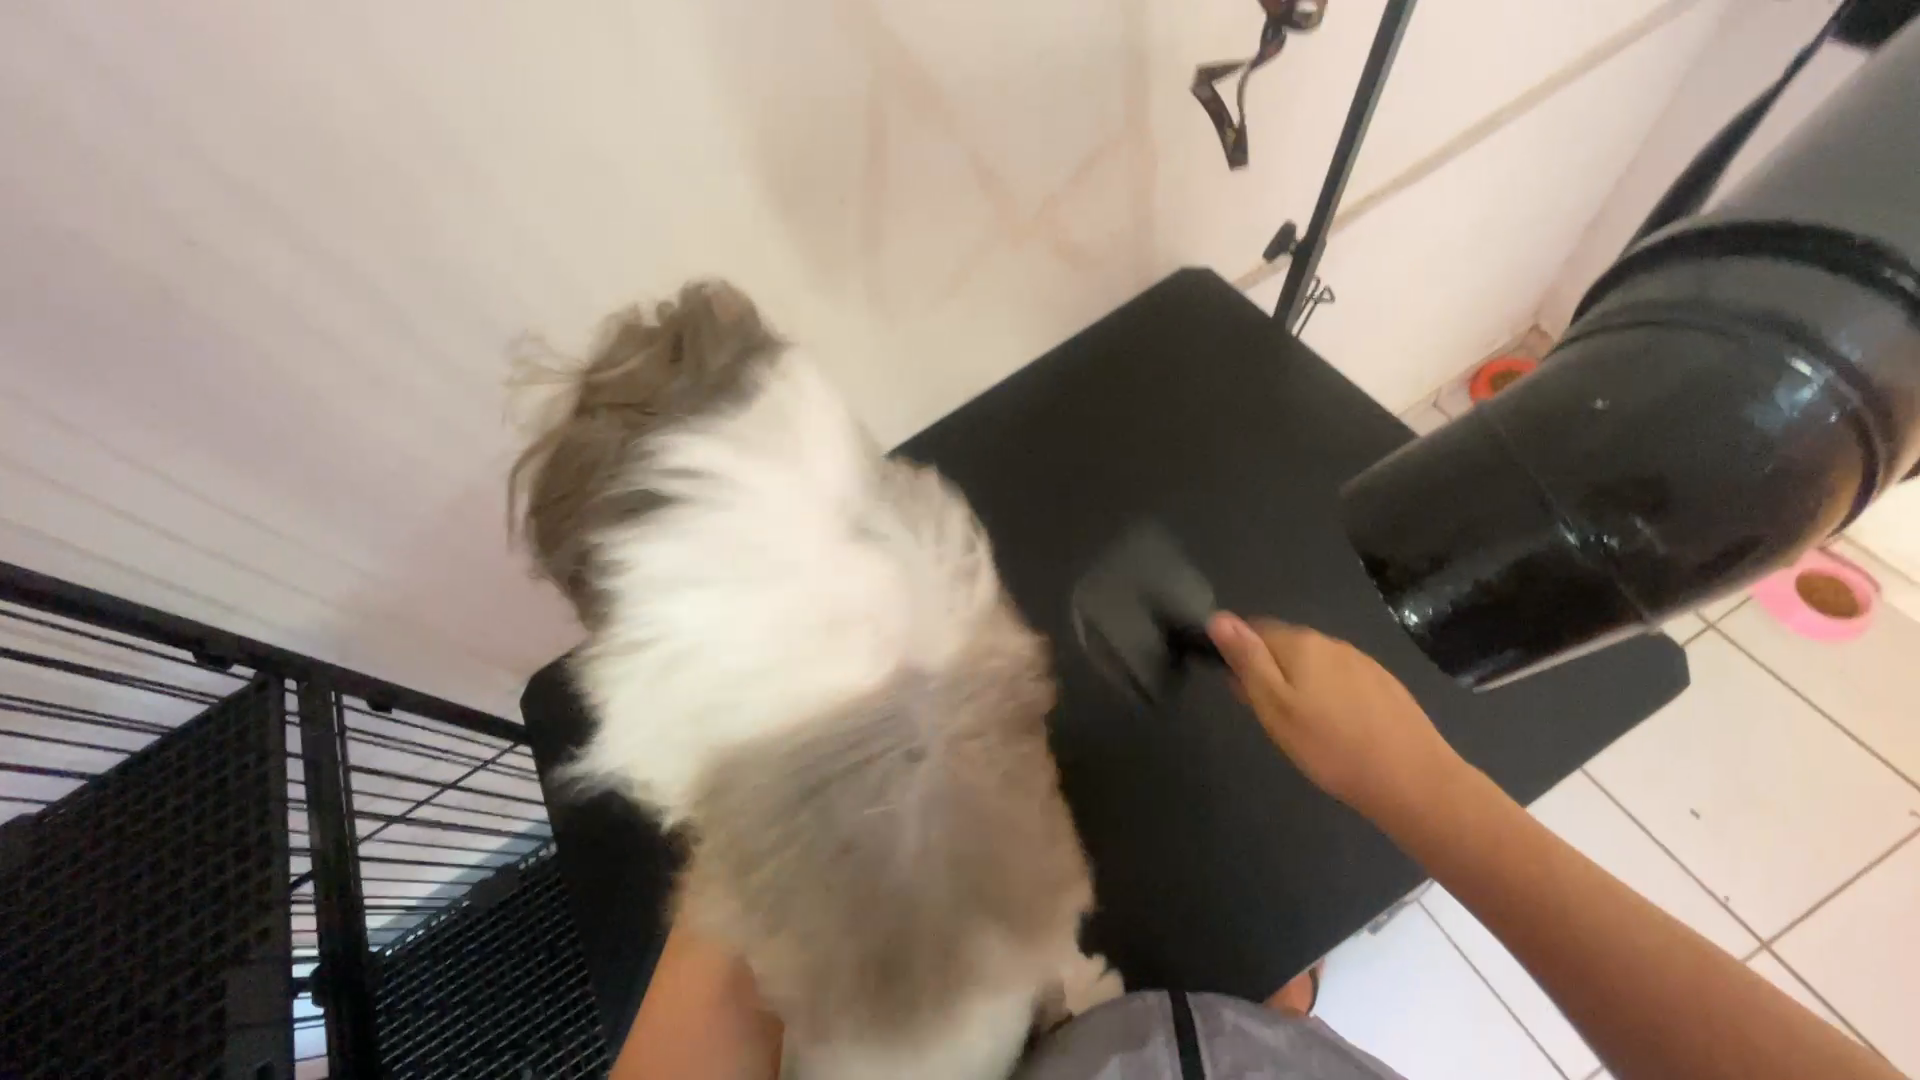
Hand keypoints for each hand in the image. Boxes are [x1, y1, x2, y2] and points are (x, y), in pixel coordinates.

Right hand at [1207, 613, 1468, 822]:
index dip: (1239, 657)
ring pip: (1314, 664)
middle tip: (1270, 716)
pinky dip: (1329, 696)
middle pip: (1284, 646)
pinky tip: (1336, 727)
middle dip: (1270, 671)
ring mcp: (1361, 662)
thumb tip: (1218, 618)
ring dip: (1299, 683)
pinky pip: (1341, 679)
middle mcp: (1330, 643)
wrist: (1413, 780)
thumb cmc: (1329, 747)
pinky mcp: (1383, 684)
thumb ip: (1246, 660)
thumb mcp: (1274, 707)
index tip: (1241, 693)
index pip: (1252, 630)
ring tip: (1302, 725)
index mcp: (1299, 643)